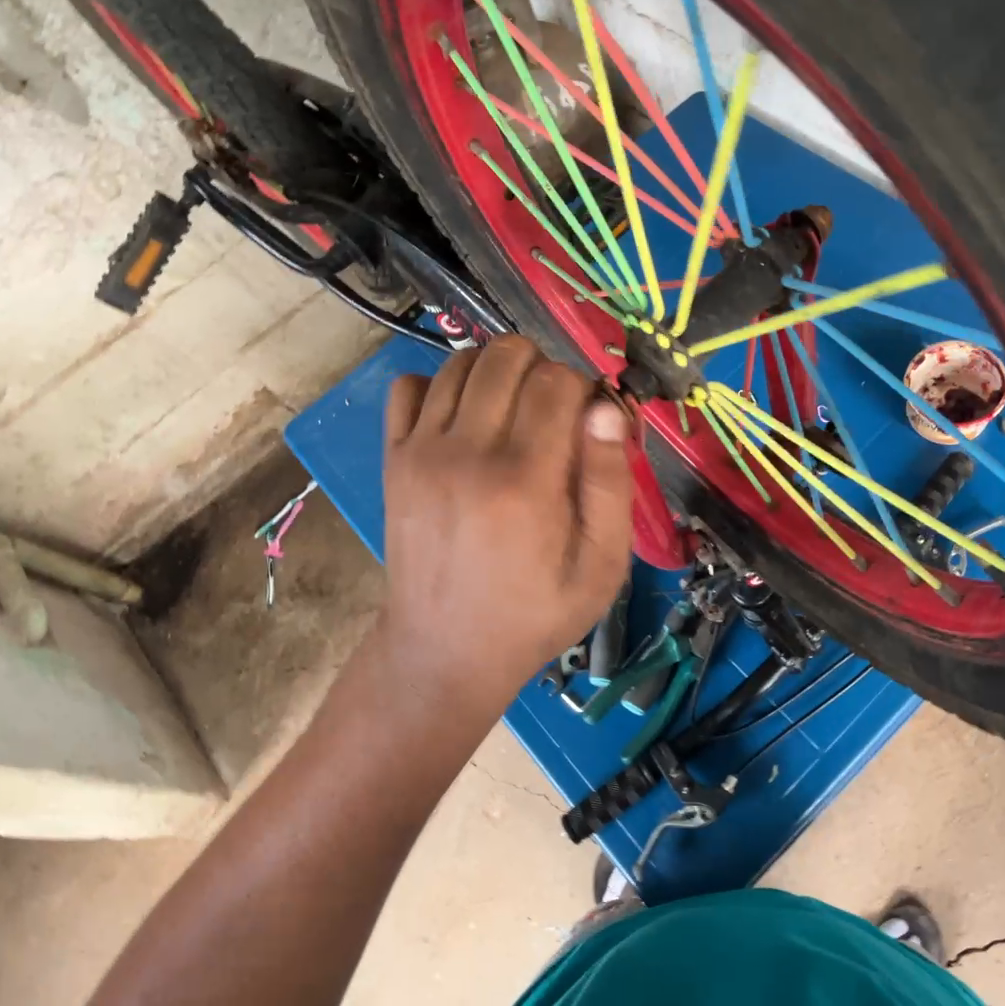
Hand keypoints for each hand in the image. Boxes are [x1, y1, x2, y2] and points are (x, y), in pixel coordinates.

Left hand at [376, 336, 633, 694]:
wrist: (444, 650)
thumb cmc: (535, 612)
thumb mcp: (601, 566)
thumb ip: (611, 484)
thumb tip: (607, 409)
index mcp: (526, 480)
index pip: (558, 380)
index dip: (586, 389)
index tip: (592, 423)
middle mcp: (467, 452)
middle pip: (508, 355)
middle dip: (544, 369)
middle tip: (555, 415)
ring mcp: (420, 451)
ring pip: (461, 361)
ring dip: (497, 372)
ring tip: (514, 415)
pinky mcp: (392, 458)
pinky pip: (408, 385)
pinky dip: (439, 386)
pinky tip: (463, 420)